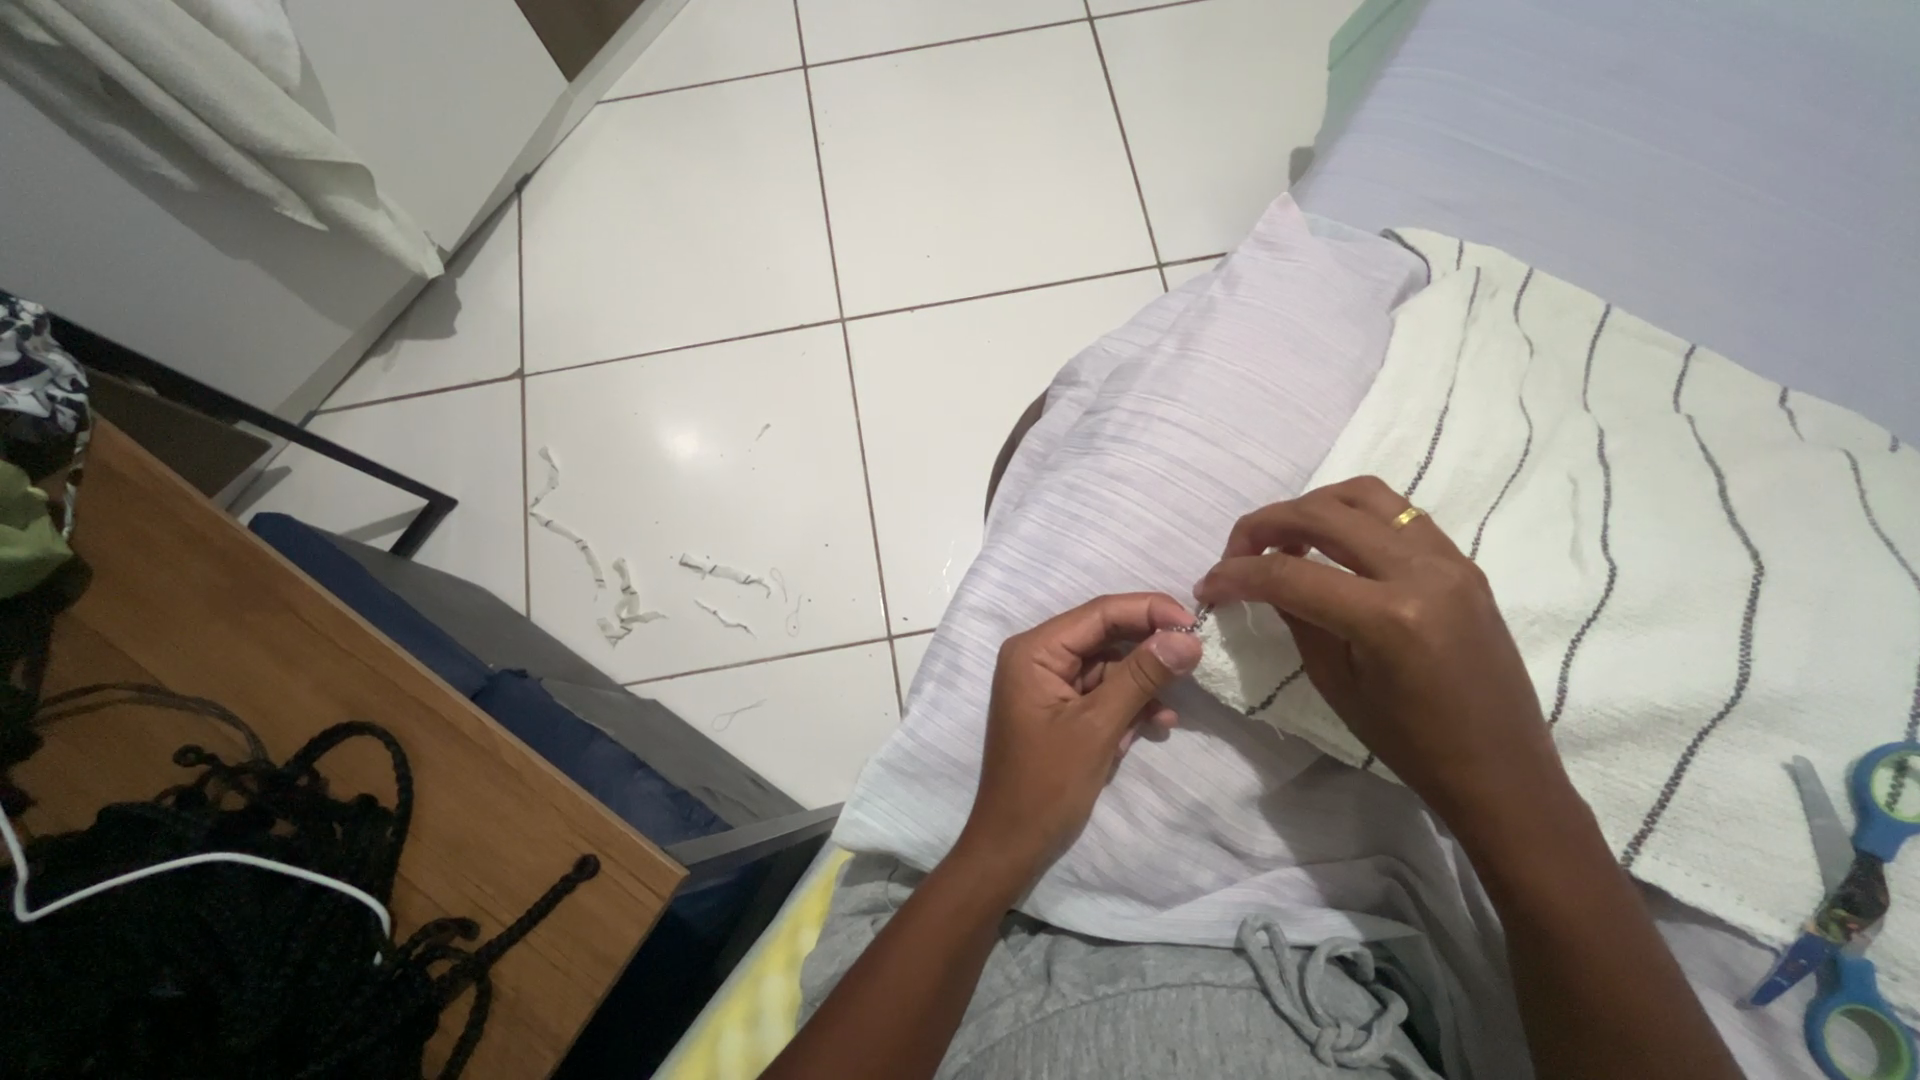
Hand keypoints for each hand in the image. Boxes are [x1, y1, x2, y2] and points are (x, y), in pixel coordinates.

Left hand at [957, 594, 1202, 886]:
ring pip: (1109, 666)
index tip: (1196, 623)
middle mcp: (1038, 657)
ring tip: (1167, 713)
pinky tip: (1155, 725)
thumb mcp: (1099, 726)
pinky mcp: (1061, 709)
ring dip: (1141, 685)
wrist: (1013, 844)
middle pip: (1105, 635)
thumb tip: (1188, 637)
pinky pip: (1102, 692)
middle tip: (1195, 660)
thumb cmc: (1047, 783)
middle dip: (1149, 650)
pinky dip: (1128, 706)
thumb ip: (1142, 676)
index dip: (1149, 611)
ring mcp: (1048, 684)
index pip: (1099, 612)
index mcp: (1034, 650)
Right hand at [1193, 476, 1564, 827]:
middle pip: (1322, 514)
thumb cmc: (1410, 743)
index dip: (1236, 575)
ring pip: (1364, 494)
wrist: (1501, 767)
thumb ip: (1297, 618)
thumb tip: (1264, 578)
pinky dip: (1353, 516)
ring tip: (1285, 538)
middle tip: (1237, 553)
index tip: (1208, 586)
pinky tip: (1333, 544)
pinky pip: (1398, 512)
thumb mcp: (1336, 683)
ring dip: (1311, 507)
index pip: (1290, 574)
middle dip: (1264, 525)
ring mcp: (1449, 559)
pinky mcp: (1462, 561)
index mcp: (1388, 617)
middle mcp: (1422, 571)